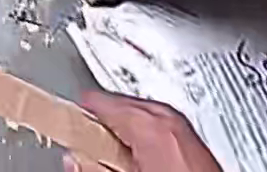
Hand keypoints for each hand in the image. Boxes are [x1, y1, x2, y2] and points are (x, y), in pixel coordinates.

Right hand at [64, 89, 222, 171]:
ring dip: (126, 140)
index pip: (92, 101)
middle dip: (104, 131)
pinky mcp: (196, 144)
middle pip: (116, 109)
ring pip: (138, 121)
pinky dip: (147, 146)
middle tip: (98, 158)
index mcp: (146, 119)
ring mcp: (184, 129)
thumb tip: (73, 160)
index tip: (69, 133)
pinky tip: (146, 166)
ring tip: (124, 166)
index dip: (77, 118)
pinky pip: (159, 134)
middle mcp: (167, 115)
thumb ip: (93, 168)